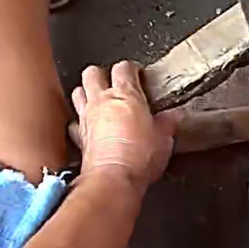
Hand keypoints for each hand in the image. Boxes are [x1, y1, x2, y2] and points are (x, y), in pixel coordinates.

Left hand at [71, 61, 178, 187]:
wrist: (114, 179)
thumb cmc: (139, 157)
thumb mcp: (164, 139)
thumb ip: (167, 124)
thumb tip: (174, 117)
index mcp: (126, 95)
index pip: (124, 68)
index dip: (132, 69)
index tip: (138, 75)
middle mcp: (103, 101)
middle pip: (93, 72)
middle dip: (102, 74)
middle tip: (113, 83)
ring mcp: (87, 117)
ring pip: (78, 91)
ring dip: (86, 92)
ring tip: (98, 99)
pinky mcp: (79, 137)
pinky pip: (74, 122)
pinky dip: (79, 122)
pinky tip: (88, 127)